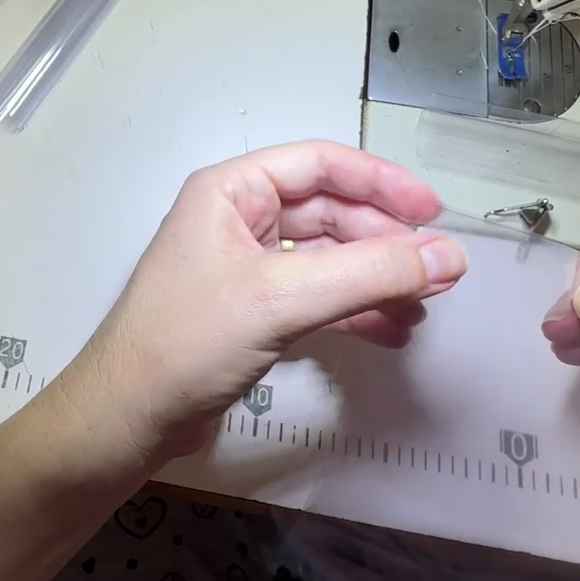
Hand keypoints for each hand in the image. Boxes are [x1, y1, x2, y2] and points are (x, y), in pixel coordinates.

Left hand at [56, 140, 467, 467]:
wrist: (129, 416)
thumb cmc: (190, 340)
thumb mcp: (283, 299)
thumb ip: (369, 274)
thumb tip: (450, 255)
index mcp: (233, 189)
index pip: (319, 163)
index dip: (380, 180)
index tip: (434, 211)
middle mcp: (239, 217)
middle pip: (327, 210)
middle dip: (382, 239)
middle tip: (438, 270)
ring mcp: (246, 263)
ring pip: (326, 256)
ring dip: (374, 278)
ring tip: (422, 306)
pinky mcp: (252, 307)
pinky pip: (315, 294)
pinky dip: (353, 309)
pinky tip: (389, 331)